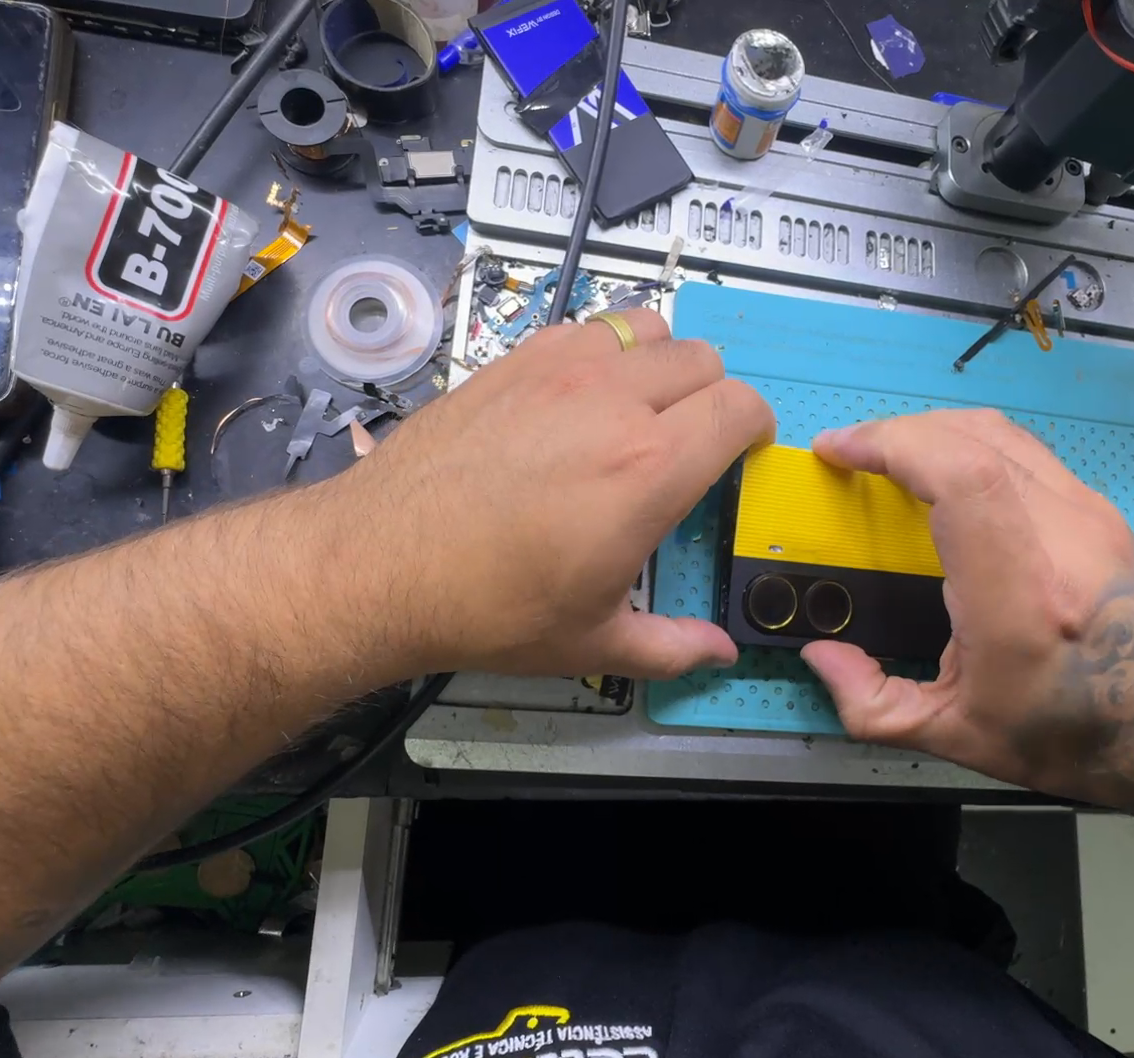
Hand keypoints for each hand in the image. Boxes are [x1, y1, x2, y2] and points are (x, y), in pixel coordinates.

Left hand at [341, 310, 774, 679]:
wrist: (378, 564)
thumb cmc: (492, 609)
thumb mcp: (593, 644)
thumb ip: (673, 647)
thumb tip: (722, 654)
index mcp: (650, 468)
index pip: (741, 406)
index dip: (755, 426)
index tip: (742, 453)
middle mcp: (614, 400)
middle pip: (702, 359)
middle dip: (712, 396)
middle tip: (687, 442)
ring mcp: (558, 369)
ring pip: (646, 328)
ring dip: (660, 363)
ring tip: (636, 409)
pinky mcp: (512, 359)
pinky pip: (586, 327)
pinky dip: (603, 352)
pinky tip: (575, 399)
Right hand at [799, 409, 1133, 816]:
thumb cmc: (1075, 736)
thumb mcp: (960, 737)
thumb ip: (871, 703)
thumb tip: (819, 653)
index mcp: (1024, 600)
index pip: (963, 478)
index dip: (890, 446)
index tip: (837, 452)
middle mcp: (1066, 540)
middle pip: (973, 438)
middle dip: (895, 433)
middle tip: (848, 454)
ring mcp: (1090, 515)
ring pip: (999, 432)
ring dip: (929, 431)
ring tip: (885, 455)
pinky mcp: (1099, 508)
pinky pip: (1021, 449)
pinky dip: (964, 443)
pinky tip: (939, 472)